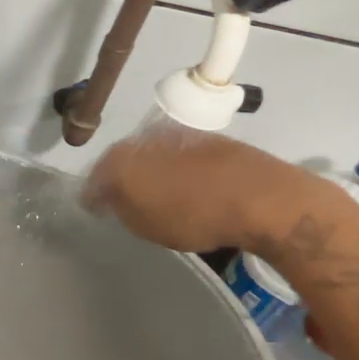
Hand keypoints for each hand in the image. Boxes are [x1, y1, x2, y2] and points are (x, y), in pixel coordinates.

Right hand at [82, 124, 333, 252]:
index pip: (96, 175)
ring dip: (153, 172)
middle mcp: (146, 139)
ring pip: (155, 155)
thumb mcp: (143, 223)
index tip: (97, 209)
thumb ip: (117, 207)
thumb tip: (104, 195)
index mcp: (123, 158)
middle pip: (124, 160)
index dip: (94, 194)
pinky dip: (180, 171)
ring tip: (162, 197)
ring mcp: (182, 136)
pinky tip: (191, 190)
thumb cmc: (194, 215)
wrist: (264, 199)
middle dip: (122, 178)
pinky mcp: (213, 141)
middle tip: (127, 202)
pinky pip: (183, 157)